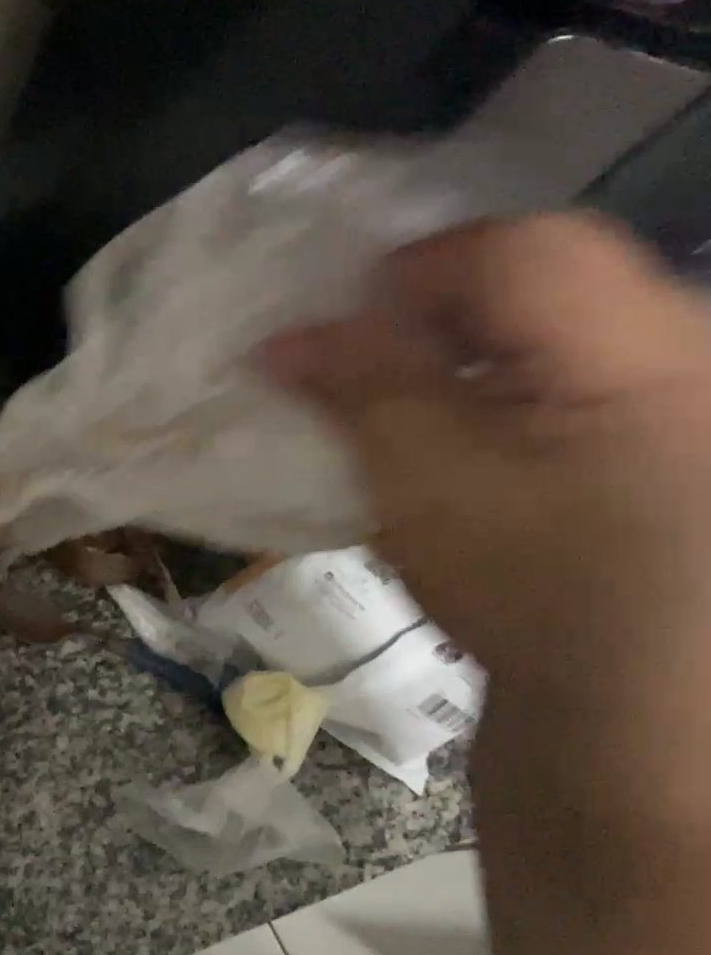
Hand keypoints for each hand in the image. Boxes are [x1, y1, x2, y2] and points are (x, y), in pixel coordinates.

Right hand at [261, 212, 710, 954]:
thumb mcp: (425, 477)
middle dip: (427, 316)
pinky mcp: (658, 445)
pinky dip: (485, 394)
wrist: (636, 709)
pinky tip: (449, 445)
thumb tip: (284, 334)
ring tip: (392, 412)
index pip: (517, 245)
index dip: (412, 269)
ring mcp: (677, 400)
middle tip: (354, 371)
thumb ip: (360, 386)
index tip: (335, 326)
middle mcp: (681, 349)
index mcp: (638, 345)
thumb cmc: (530, 582)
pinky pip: (561, 382)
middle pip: (535, 282)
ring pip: (542, 333)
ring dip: (451, 359)